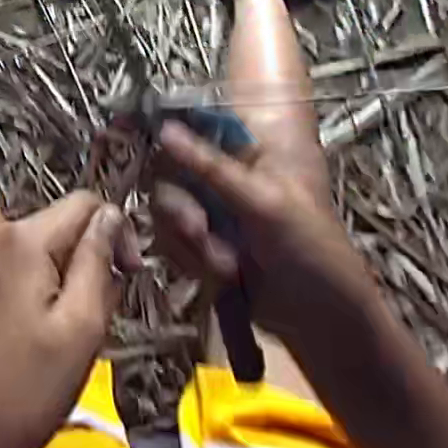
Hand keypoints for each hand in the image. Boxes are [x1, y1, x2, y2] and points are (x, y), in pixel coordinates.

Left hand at [0, 193, 134, 447]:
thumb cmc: (28, 388)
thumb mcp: (81, 325)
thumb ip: (98, 260)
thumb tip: (113, 215)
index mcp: (24, 238)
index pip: (86, 202)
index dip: (118, 231)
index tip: (131, 277)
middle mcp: (0, 236)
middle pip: (65, 223)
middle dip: (94, 256)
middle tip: (102, 313)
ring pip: (49, 247)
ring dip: (74, 275)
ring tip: (77, 328)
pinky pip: (28, 267)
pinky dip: (50, 287)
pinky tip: (51, 331)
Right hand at [150, 121, 377, 345]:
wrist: (324, 325)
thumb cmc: (310, 250)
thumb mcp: (262, 202)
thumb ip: (209, 166)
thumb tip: (164, 129)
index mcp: (245, 150)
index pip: (191, 122)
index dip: (159, 128)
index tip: (123, 130)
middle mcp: (221, 173)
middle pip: (166, 170)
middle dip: (179, 206)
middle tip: (198, 229)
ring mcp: (209, 208)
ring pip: (164, 208)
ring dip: (187, 241)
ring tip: (225, 266)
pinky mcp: (199, 243)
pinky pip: (168, 240)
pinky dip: (188, 260)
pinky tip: (219, 277)